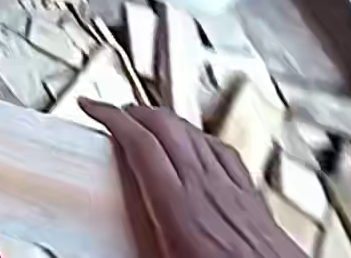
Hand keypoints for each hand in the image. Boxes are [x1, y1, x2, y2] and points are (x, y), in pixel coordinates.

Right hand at [81, 100, 303, 257]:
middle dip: (134, 111)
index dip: (109, 115)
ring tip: (149, 121)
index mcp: (181, 211)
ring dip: (166, 120)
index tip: (90, 106)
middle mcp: (209, 194)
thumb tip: (99, 244)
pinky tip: (198, 145)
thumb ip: (135, 240)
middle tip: (115, 112)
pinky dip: (202, 140)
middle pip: (166, 126)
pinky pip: (226, 156)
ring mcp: (238, 197)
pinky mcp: (260, 208)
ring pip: (195, 134)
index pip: (138, 141)